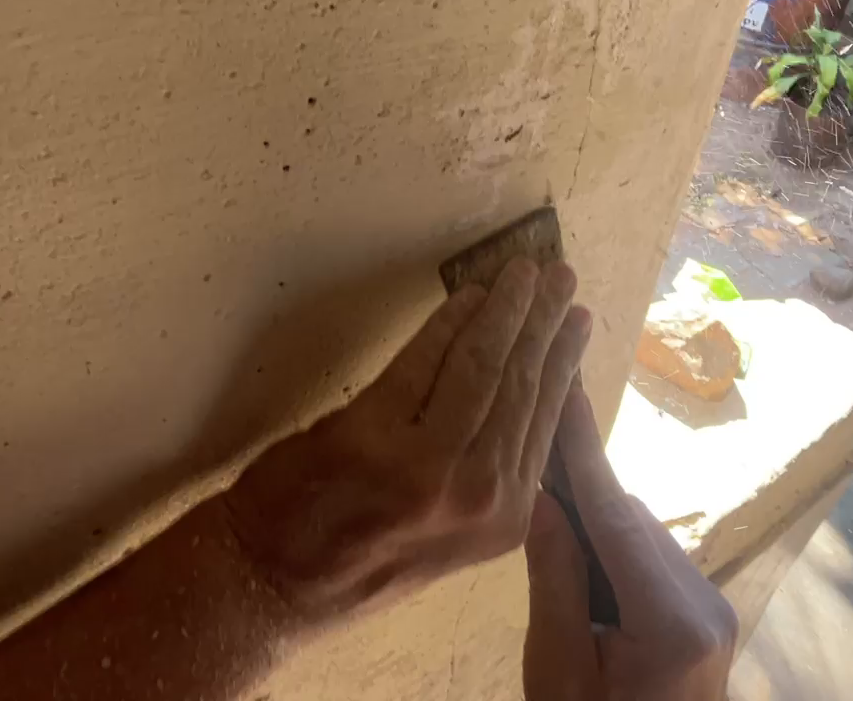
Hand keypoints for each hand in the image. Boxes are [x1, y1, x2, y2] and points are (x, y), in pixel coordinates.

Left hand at [222, 258, 592, 628]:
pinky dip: (447, 320)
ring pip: (483, 365)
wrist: (276, 581)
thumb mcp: (449, 529)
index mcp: (504, 519)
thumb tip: (516, 392)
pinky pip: (424, 359)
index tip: (576, 320)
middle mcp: (481, 493)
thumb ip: (486, 471)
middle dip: (544, 321)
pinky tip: (467, 295)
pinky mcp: (375, 434)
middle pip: (523, 384)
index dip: (564, 361)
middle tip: (560, 275)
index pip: (547, 420)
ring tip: (524, 271)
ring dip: (506, 308)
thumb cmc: (363, 552)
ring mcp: (429, 464)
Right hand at [524, 384, 737, 700]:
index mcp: (671, 618)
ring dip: (595, 525)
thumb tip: (539, 494)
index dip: (583, 444)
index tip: (566, 385)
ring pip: (639, 533)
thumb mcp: (557, 667)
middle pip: (627, 517)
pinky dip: (614, 550)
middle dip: (579, 493)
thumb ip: (553, 573)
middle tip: (529, 469)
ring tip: (550, 532)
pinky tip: (583, 571)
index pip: (613, 509)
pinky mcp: (708, 616)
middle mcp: (706, 599)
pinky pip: (651, 558)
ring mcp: (714, 607)